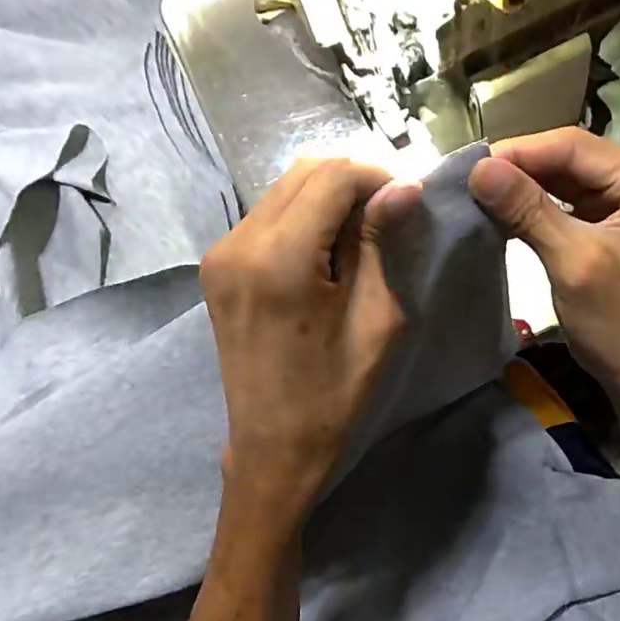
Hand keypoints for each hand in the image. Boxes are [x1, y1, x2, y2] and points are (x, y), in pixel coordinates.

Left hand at [201, 159, 418, 513]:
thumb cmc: (335, 394)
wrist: (274, 447)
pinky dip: (300, 220)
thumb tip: (400, 188)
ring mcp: (219, 254)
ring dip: (325, 200)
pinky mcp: (216, 268)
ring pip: (282, 191)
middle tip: (384, 219)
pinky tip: (323, 255)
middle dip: (350, 185)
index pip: (332, 177)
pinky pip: (265, 218)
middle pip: (303, 173)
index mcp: (280, 258)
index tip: (404, 204)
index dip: (375, 179)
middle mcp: (238, 243)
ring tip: (357, 239)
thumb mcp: (376, 319)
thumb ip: (380, 244)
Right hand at [470, 127, 619, 402]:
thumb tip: (479, 169)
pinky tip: (501, 207)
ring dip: (522, 185)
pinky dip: (534, 205)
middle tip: (468, 177)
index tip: (472, 164)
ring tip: (477, 189)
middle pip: (570, 159)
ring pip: (564, 178)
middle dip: (520, 168)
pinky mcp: (610, 221)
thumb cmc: (616, 322)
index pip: (576, 148)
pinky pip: (566, 201)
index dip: (521, 152)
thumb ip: (528, 211)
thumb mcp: (573, 262)